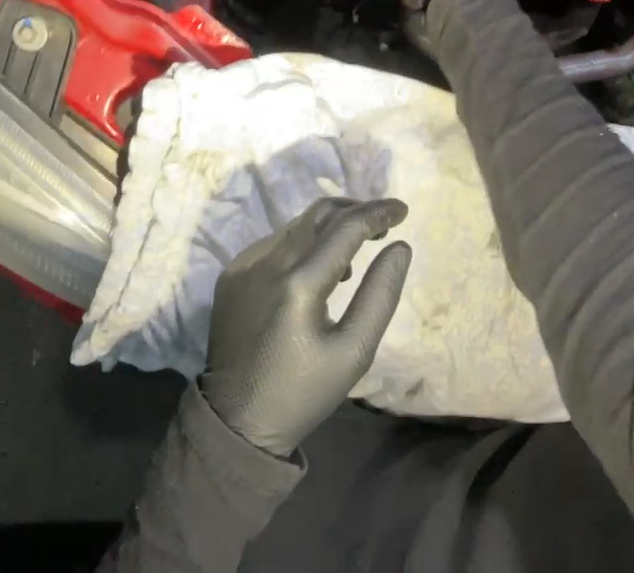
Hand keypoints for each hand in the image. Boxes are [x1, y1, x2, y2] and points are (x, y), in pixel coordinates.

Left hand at [199, 198, 414, 456]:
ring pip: (294, 226)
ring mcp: (243, 267)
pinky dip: (301, 244)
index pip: (345, 228)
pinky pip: (273, 244)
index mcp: (299, 284)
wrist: (237, 421)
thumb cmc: (303, 392)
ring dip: (328, 227)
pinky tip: (314, 270)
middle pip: (317, 215)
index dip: (377, 213)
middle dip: (354, 211)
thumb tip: (399, 246)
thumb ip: (380, 294)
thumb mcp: (354, 351)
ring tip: (353, 251)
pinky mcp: (231, 276)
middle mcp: (266, 264)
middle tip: (382, 224)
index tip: (402, 211)